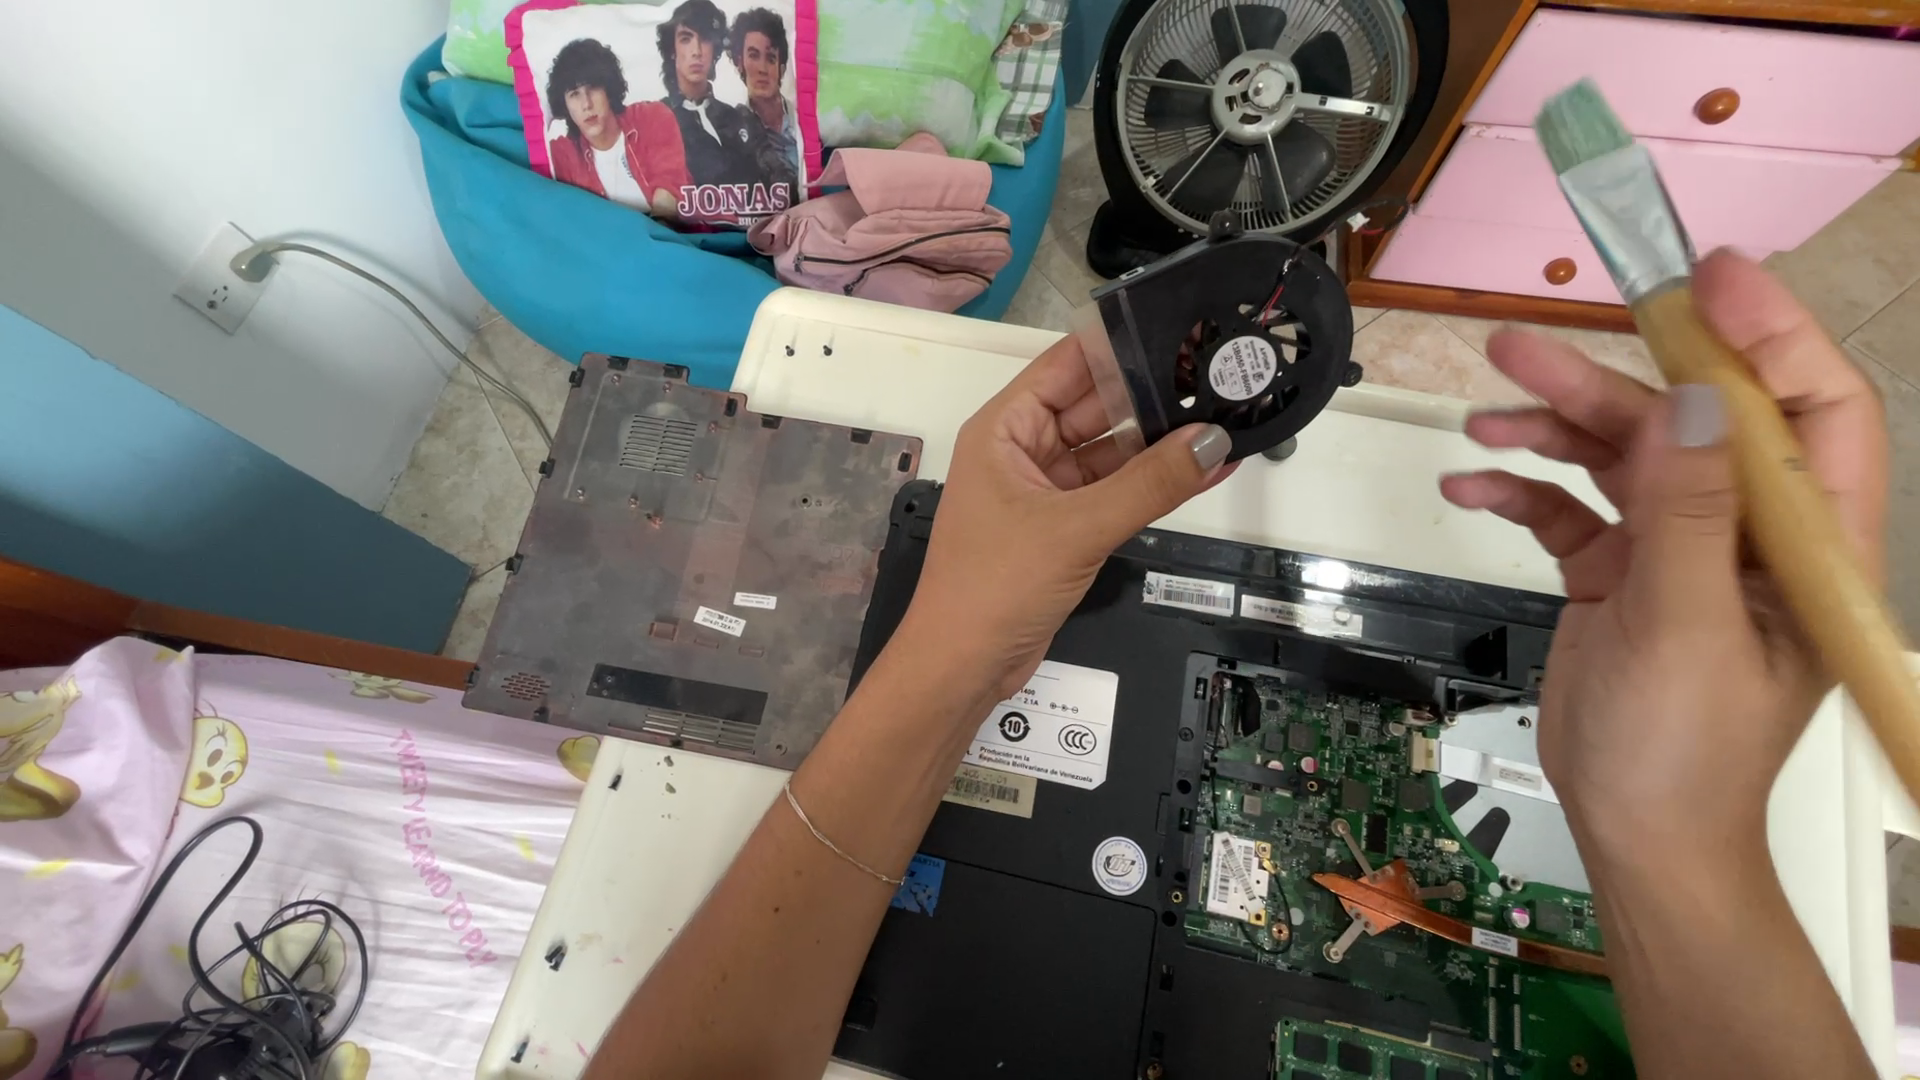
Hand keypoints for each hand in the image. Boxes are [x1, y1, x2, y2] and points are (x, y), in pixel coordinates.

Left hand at [899, 334, 1236, 702]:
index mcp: (1004, 429)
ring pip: (1108, 453)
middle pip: (1094, 408)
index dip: (1120, 345)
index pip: (1067, 365)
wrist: (964, 664)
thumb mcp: (1075, 528)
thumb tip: (1214, 441)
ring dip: (1158, 445)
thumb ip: (1148, 485)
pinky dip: (1150, 486)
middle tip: (1220, 376)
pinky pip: (1111, 493)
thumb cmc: (995, 585)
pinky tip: (1202, 470)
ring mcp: (1043, 491)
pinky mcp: (1061, 527)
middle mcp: (1022, 451)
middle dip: (1151, 397)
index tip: (1180, 329)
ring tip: (1225, 420)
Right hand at [1438, 251, 1887, 862]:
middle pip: (1676, 428)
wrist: (1630, 817)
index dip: (1765, 338)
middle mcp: (1739, 532)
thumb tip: (1693, 403)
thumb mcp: (1690, 626)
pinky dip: (1516, 494)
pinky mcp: (1609, 572)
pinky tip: (1471, 486)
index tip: (1703, 280)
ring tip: (1478, 421)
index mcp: (1801, 542)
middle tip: (1514, 351)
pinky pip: (1562, 513)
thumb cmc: (1685, 742)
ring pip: (1609, 463)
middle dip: (1599, 384)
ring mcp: (1669, 550)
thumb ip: (1692, 514)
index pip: (1806, 413)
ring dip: (1543, 436)